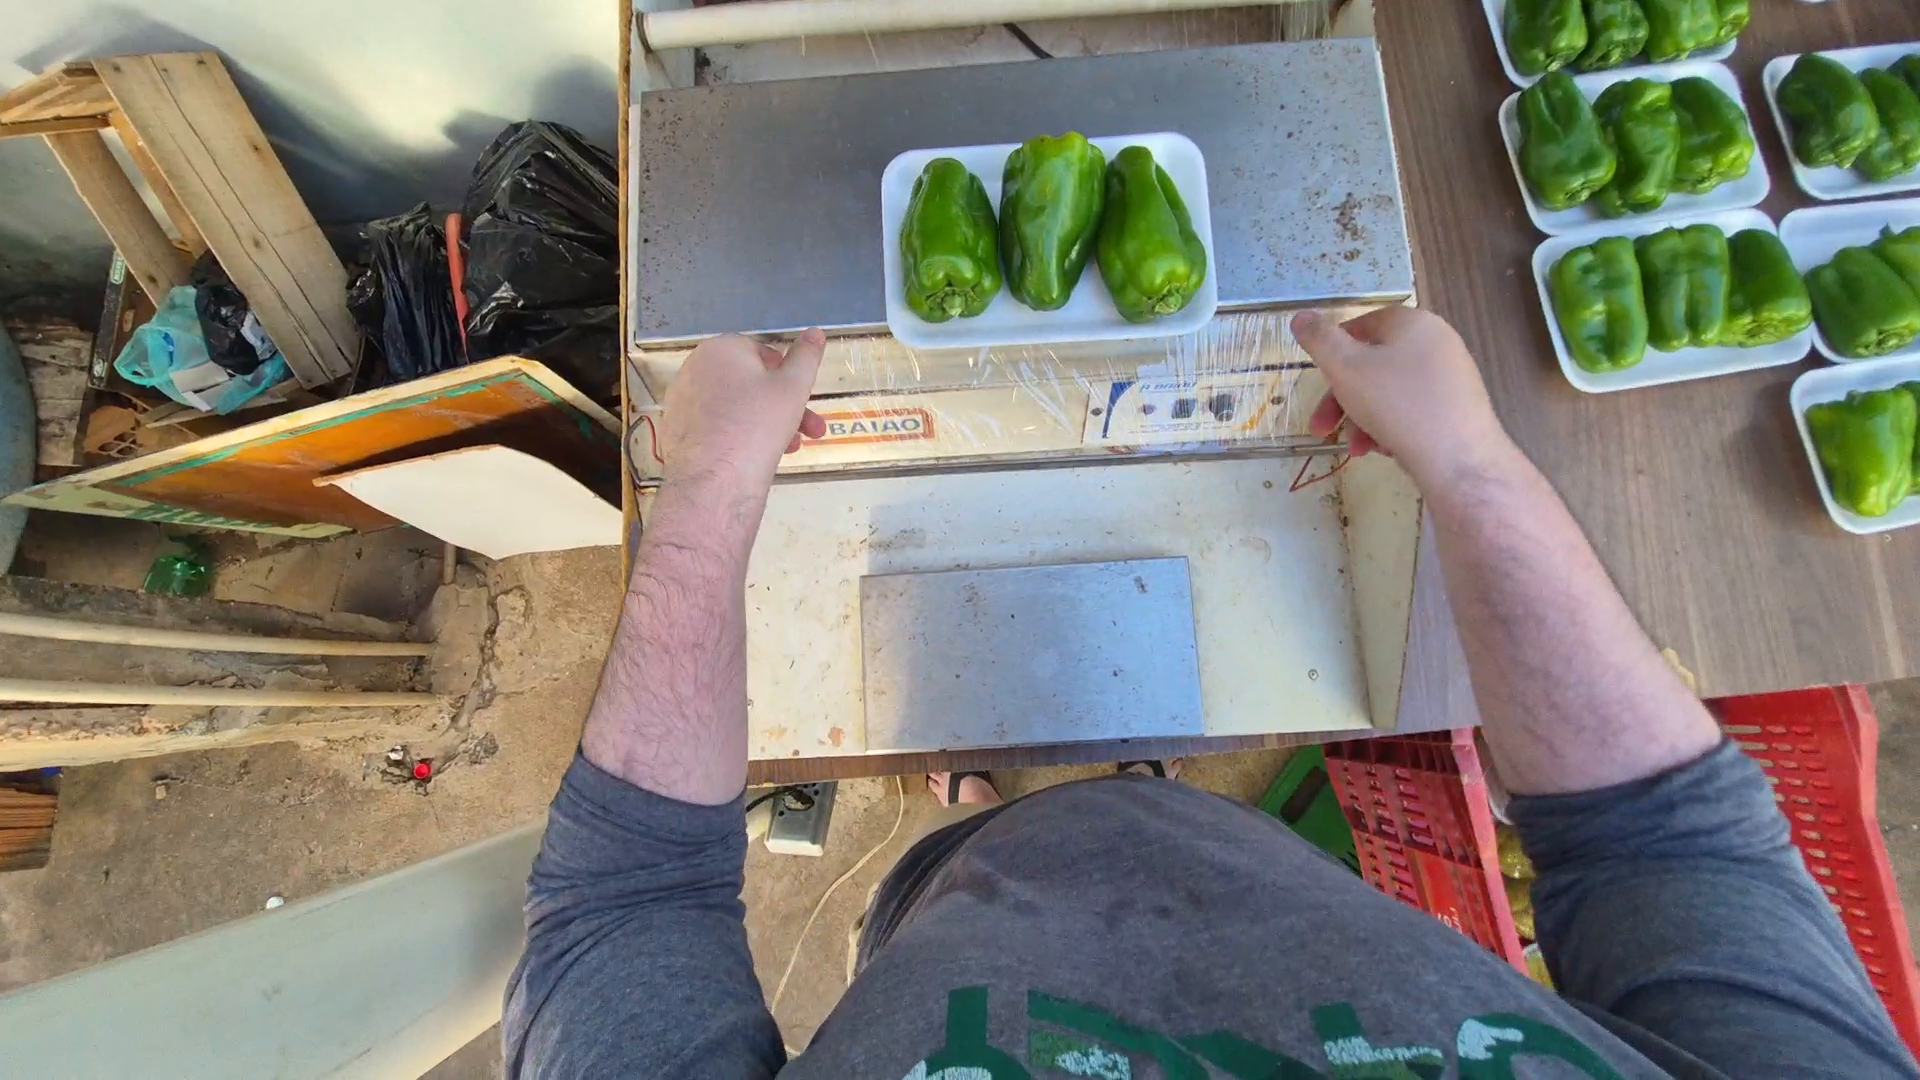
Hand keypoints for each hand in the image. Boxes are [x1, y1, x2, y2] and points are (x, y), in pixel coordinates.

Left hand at [658, 330, 827, 496]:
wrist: (714, 479)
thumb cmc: (758, 425)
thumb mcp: (793, 388)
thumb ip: (806, 357)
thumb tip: (815, 332)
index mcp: (721, 348)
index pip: (763, 353)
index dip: (788, 378)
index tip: (803, 400)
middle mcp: (696, 367)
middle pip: (750, 383)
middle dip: (785, 407)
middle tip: (810, 432)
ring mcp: (683, 400)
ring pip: (737, 407)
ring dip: (768, 424)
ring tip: (790, 449)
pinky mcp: (678, 430)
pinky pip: (718, 426)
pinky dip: (740, 436)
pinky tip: (758, 457)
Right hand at [1291, 307, 1517, 494]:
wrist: (1458, 456)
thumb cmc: (1395, 403)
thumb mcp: (1345, 368)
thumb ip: (1319, 340)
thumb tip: (1300, 316)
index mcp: (1411, 323)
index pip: (1362, 324)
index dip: (1333, 350)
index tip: (1316, 378)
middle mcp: (1435, 341)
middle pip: (1371, 365)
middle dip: (1340, 400)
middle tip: (1321, 428)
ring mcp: (1448, 374)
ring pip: (1386, 392)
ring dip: (1360, 419)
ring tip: (1356, 448)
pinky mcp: (1455, 405)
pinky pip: (1409, 409)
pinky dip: (1388, 426)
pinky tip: (1381, 449)